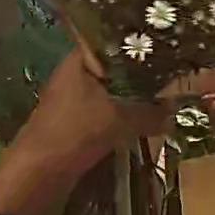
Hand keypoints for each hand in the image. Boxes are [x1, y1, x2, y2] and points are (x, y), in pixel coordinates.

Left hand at [0, 50, 160, 214]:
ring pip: (116, 88)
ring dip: (137, 94)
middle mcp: (78, 71)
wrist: (38, 175)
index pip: (116, 39)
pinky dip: (127, 112)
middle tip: (177, 71)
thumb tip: (176, 110)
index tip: (170, 44)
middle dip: (145, 71)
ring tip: (170, 92)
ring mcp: (78, 95)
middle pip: (118, 65)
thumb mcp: (117, 120)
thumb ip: (149, 112)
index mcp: (81, 59)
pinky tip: (150, 116)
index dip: (143, 41)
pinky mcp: (80, 118)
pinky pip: (110, 108)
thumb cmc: (73, 133)